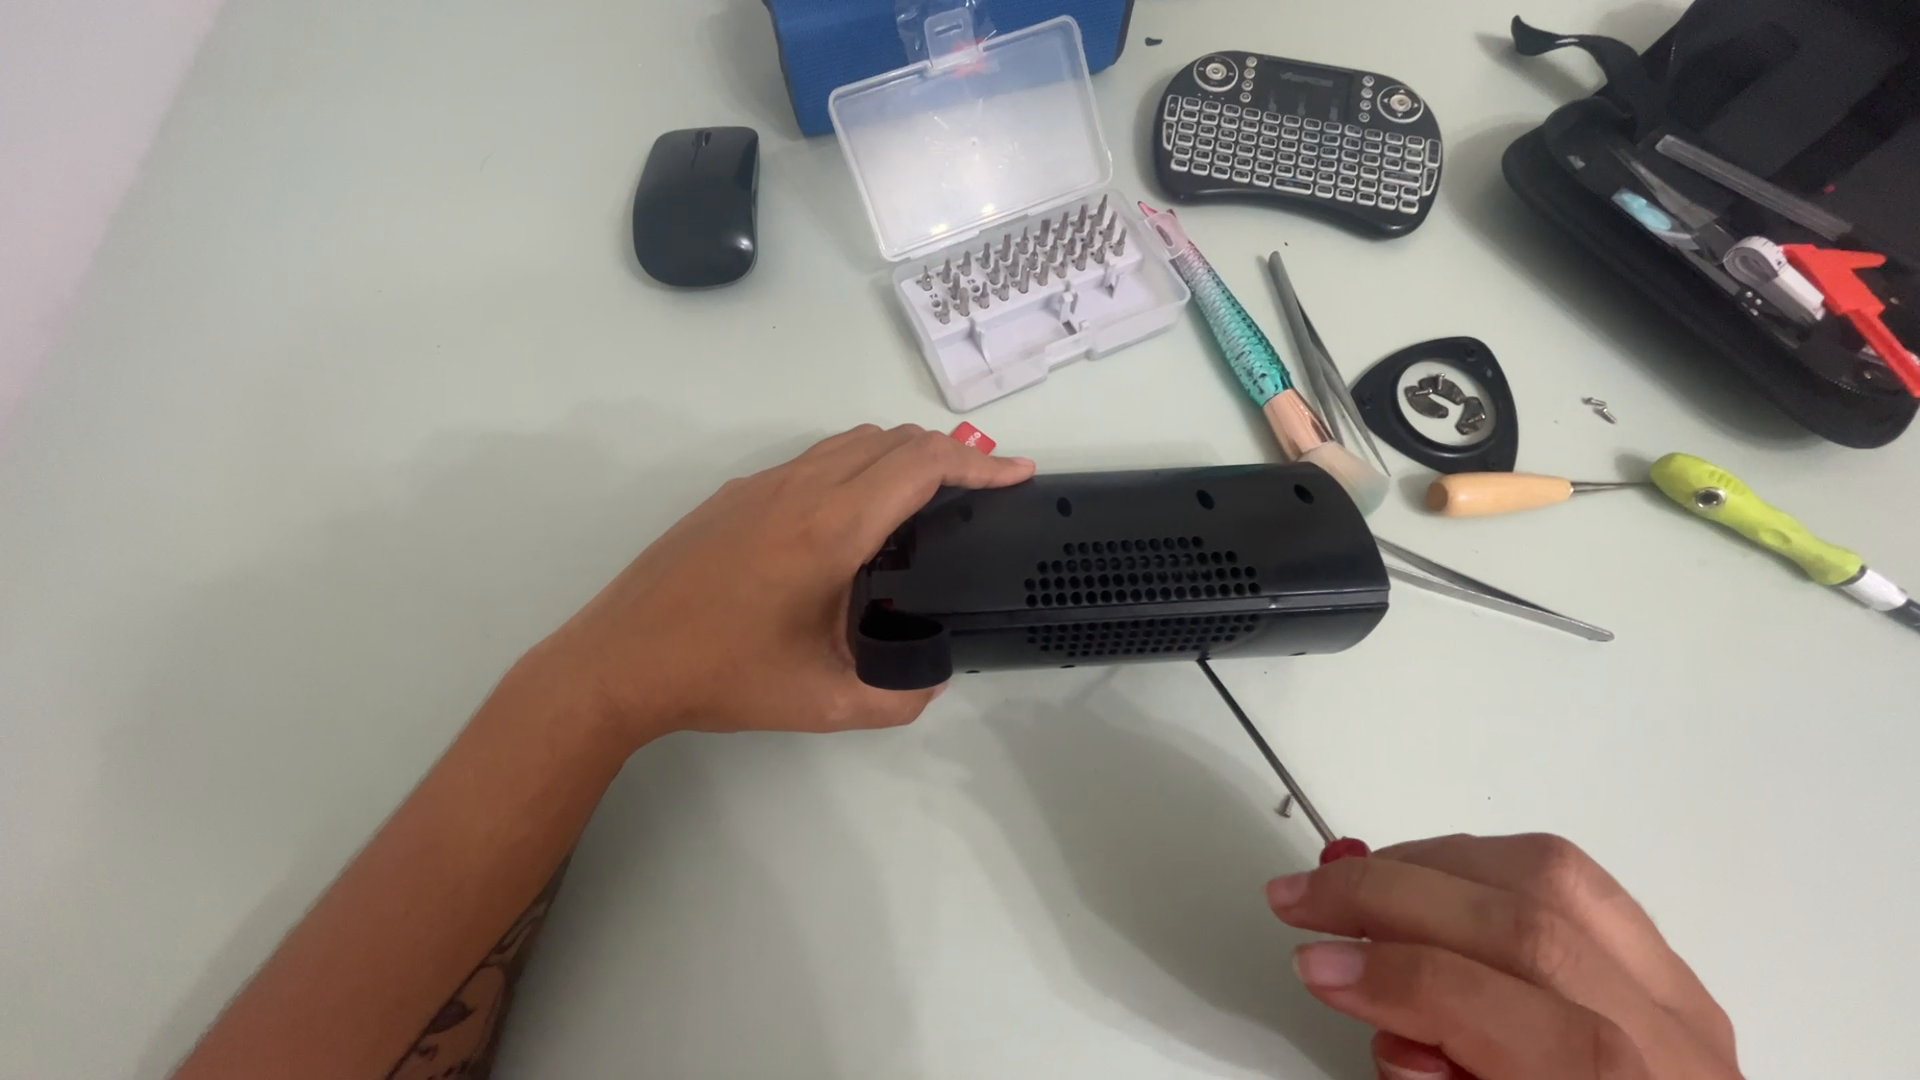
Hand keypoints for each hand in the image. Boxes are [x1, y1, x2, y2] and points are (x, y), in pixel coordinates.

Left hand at [532, 424, 1033, 746]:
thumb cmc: (722, 677)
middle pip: (893, 439)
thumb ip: (897, 698)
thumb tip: (933, 682)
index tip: (1017, 473)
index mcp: (831, 530)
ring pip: (852, 441)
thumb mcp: (823, 702)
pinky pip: (817, 457)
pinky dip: (860, 463)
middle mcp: (800, 489)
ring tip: (932, 490)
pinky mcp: (738, 493)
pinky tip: (860, 510)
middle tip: (983, 486)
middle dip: (951, 453)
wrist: (618, 661)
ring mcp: (763, 484)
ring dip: (903, 452)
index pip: (921, 467)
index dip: (978, 463)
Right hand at [1265, 834, 1740, 1079]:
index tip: (1311, 962)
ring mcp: (1680, 996)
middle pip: (1530, 928)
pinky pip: (1562, 870)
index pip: (1533, 1029)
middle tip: (1298, 898)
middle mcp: (1686, 1055)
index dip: (1404, 982)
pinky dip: (1469, 858)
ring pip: (1551, 875)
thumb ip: (1421, 1074)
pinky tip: (1416, 877)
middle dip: (1385, 895)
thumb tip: (1354, 980)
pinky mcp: (1656, 958)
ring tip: (1349, 883)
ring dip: (1420, 864)